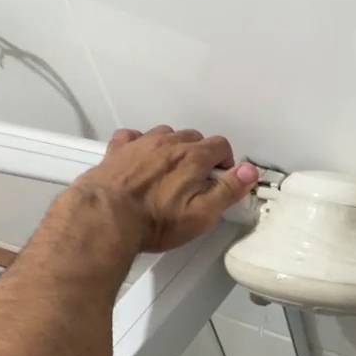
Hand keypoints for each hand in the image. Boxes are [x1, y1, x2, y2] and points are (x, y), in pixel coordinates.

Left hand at [72, 125, 259, 252]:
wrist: (104, 218)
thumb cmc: (155, 221)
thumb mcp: (203, 214)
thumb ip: (228, 189)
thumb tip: (250, 171)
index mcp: (193, 158)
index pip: (221, 145)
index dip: (226, 161)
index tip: (221, 178)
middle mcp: (168, 143)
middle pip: (194, 137)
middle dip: (200, 154)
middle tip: (197, 179)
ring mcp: (141, 143)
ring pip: (166, 134)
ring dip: (173, 147)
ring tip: (170, 170)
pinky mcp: (117, 150)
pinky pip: (134, 136)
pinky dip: (141, 144)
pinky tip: (140, 160)